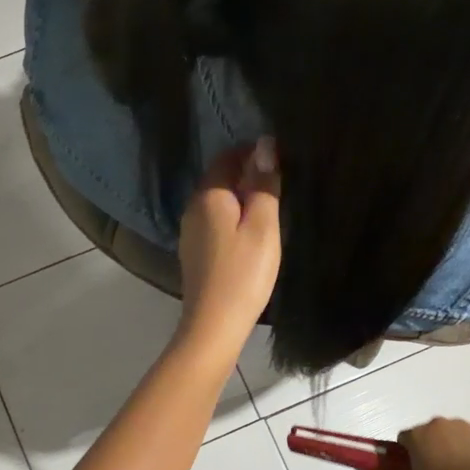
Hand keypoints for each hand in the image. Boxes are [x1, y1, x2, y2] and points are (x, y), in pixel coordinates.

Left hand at [176, 139, 281, 344]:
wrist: (214, 325)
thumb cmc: (244, 274)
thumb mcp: (263, 227)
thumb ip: (263, 184)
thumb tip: (264, 144)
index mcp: (209, 196)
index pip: (227, 157)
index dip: (252, 152)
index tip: (280, 156)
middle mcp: (193, 209)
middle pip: (219, 179)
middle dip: (246, 174)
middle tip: (279, 180)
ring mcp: (190, 233)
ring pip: (216, 203)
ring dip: (239, 198)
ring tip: (269, 206)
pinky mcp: (194, 255)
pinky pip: (214, 224)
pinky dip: (232, 219)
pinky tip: (249, 233)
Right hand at [380, 418, 469, 469]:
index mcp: (416, 434)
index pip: (402, 439)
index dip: (405, 454)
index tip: (412, 469)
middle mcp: (434, 423)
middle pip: (424, 435)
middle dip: (426, 449)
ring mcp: (458, 424)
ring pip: (445, 434)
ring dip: (445, 446)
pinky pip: (464, 436)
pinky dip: (463, 447)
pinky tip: (469, 465)